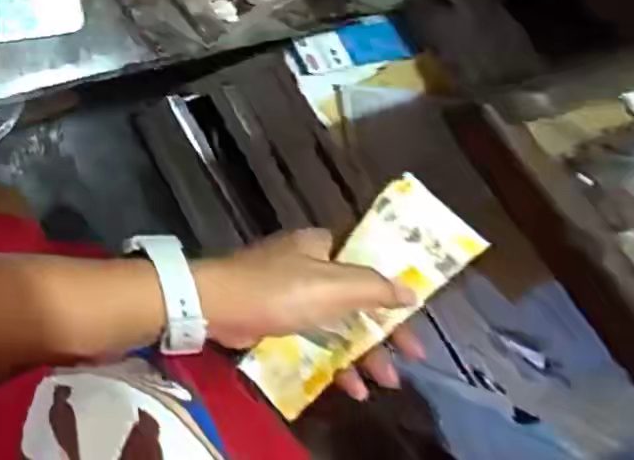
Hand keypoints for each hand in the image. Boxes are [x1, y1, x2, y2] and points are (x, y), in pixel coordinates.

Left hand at [194, 229, 426, 400]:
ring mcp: (291, 290)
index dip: (392, 288)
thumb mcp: (330, 287)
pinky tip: (351, 387)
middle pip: (356, 296)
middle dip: (383, 330)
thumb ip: (372, 287)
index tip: (415, 319)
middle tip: (409, 362)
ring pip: (338, 321)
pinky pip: (317, 338)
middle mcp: (307, 264)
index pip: (366, 262)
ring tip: (385, 384)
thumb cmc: (276, 290)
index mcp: (319, 246)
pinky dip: (336, 360)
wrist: (218, 305)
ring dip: (363, 351)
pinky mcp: (277, 316)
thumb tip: (410, 290)